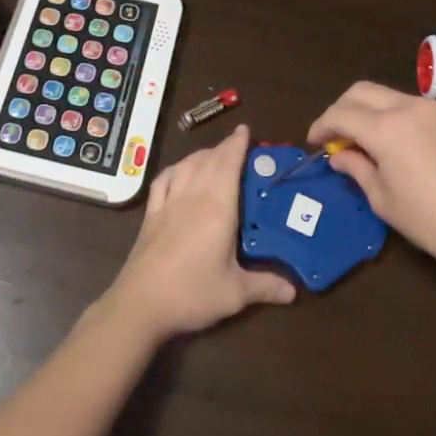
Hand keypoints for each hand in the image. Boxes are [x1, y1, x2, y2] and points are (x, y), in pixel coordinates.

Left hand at [100, 124, 296, 341]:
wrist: (140, 304)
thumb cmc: (192, 294)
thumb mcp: (235, 294)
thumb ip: (266, 287)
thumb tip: (294, 291)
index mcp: (217, 208)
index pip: (228, 164)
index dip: (237, 144)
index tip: (246, 130)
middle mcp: (191, 198)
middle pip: (207, 161)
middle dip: (223, 148)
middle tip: (238, 145)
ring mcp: (167, 205)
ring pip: (184, 166)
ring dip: (200, 155)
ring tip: (212, 155)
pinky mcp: (150, 217)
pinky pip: (162, 181)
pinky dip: (174, 170)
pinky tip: (177, 172)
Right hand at [309, 82, 435, 287]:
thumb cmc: (435, 223)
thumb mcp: (385, 202)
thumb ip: (358, 170)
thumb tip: (340, 155)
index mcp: (385, 127)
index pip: (340, 114)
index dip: (321, 126)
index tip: (313, 142)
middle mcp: (409, 107)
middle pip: (361, 91)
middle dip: (341, 109)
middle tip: (333, 136)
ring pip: (388, 96)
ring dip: (368, 111)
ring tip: (362, 143)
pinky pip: (412, 107)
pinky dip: (392, 117)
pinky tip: (394, 145)